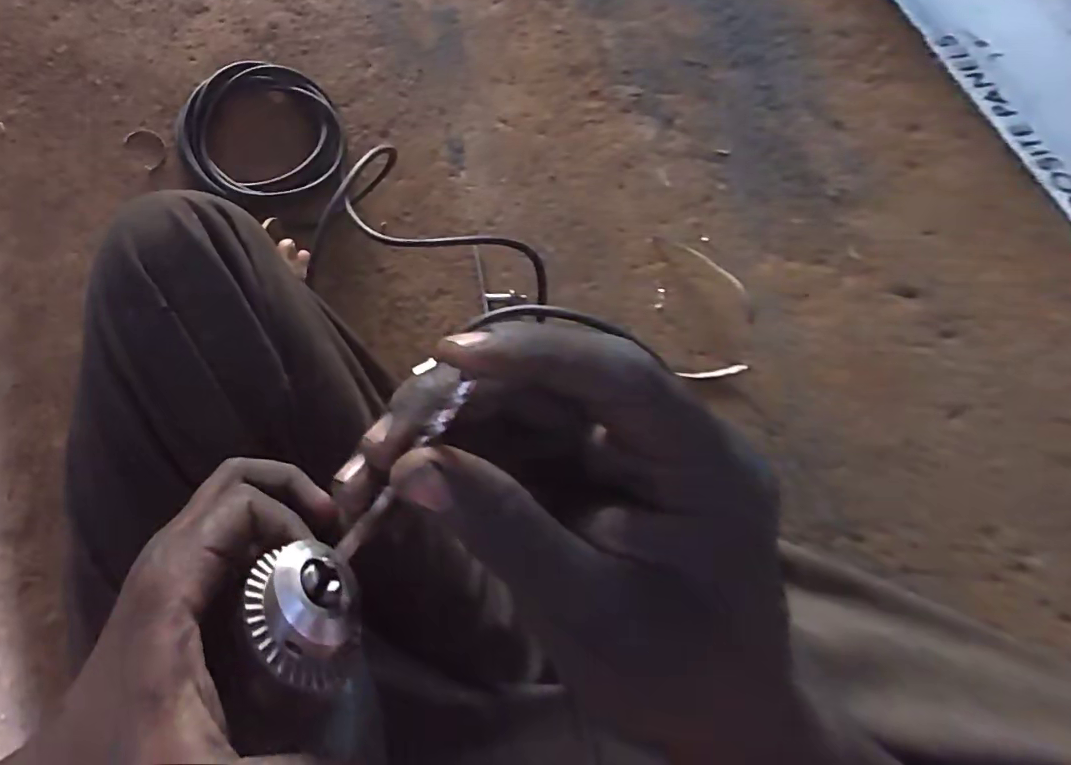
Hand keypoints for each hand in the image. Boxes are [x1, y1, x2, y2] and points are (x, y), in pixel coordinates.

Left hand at [9, 459, 333, 764]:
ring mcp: (166, 568)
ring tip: (316, 550)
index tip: (323, 562)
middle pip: (230, 482)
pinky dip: (257, 537)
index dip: (288, 515)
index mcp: (172, 579)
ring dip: (273, 510)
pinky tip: (285, 580)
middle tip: (331, 527)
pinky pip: (218, 537)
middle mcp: (167, 556)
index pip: (238, 501)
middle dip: (286, 489)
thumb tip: (353, 757)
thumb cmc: (130, 760)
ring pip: (223, 505)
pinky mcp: (170, 588)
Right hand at [388, 323, 869, 764]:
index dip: (531, 353)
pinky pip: (489, 431)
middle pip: (535, 380)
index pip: (616, 372)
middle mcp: (643, 429)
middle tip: (380, 447)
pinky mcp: (558, 455)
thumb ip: (504, 530)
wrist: (701, 718)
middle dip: (448, 402)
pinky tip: (390, 478)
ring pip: (501, 398)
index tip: (448, 355)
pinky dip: (436, 450)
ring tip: (369, 466)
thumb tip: (409, 468)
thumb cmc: (671, 677)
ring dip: (429, 424)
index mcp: (697, 459)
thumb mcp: (588, 612)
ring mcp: (595, 438)